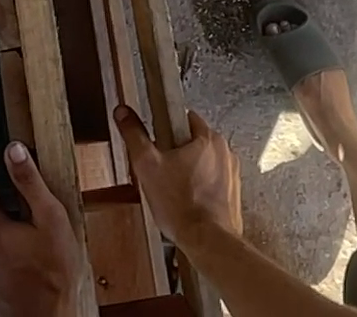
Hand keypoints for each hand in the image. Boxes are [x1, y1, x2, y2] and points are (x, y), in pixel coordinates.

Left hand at [0, 142, 84, 316]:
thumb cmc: (54, 275)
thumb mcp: (50, 218)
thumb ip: (30, 181)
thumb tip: (14, 149)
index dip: (4, 192)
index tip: (22, 197)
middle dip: (3, 214)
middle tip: (29, 219)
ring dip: (3, 240)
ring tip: (31, 244)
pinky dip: (4, 264)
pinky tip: (26, 268)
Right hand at [114, 105, 241, 245]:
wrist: (207, 243)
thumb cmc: (181, 205)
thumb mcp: (147, 165)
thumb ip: (134, 135)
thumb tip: (123, 113)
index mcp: (208, 138)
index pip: (185, 118)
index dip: (167, 127)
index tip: (158, 142)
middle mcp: (225, 152)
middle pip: (194, 141)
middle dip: (177, 152)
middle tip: (161, 169)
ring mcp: (232, 175)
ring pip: (204, 163)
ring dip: (190, 171)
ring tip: (173, 189)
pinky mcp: (233, 195)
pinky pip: (213, 183)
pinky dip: (201, 188)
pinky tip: (186, 202)